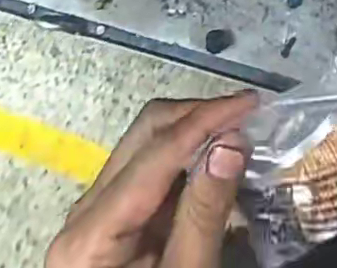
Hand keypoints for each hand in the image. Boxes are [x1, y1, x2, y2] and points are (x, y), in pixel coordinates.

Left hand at [46, 92, 257, 267]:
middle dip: (198, 115)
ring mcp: (95, 213)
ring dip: (193, 131)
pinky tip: (213, 162)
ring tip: (236, 132)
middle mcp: (85, 209)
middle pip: (146, 133)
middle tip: (246, 115)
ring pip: (146, 143)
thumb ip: (204, 214)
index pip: (157, 151)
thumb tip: (231, 142)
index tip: (251, 103)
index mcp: (91, 232)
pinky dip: (184, 158)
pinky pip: (149, 170)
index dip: (206, 120)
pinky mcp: (111, 222)